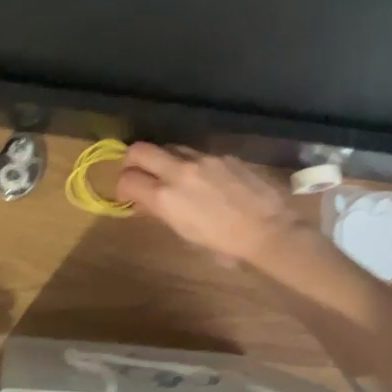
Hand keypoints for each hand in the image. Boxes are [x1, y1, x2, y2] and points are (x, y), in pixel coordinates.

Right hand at [115, 144, 302, 264]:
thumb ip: (162, 213)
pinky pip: (198, 153)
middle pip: (139, 149)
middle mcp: (178, 171)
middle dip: (133, 160)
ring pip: (170, 147)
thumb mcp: (186, 235)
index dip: (122, 186)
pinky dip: (193, 163)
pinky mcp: (223, 156)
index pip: (127, 179)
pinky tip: (206, 179)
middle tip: (138, 173)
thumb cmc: (225, 245)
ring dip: (164, 159)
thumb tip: (146, 202)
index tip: (128, 194)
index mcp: (165, 197)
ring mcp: (202, 159)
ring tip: (173, 175)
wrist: (269, 230)